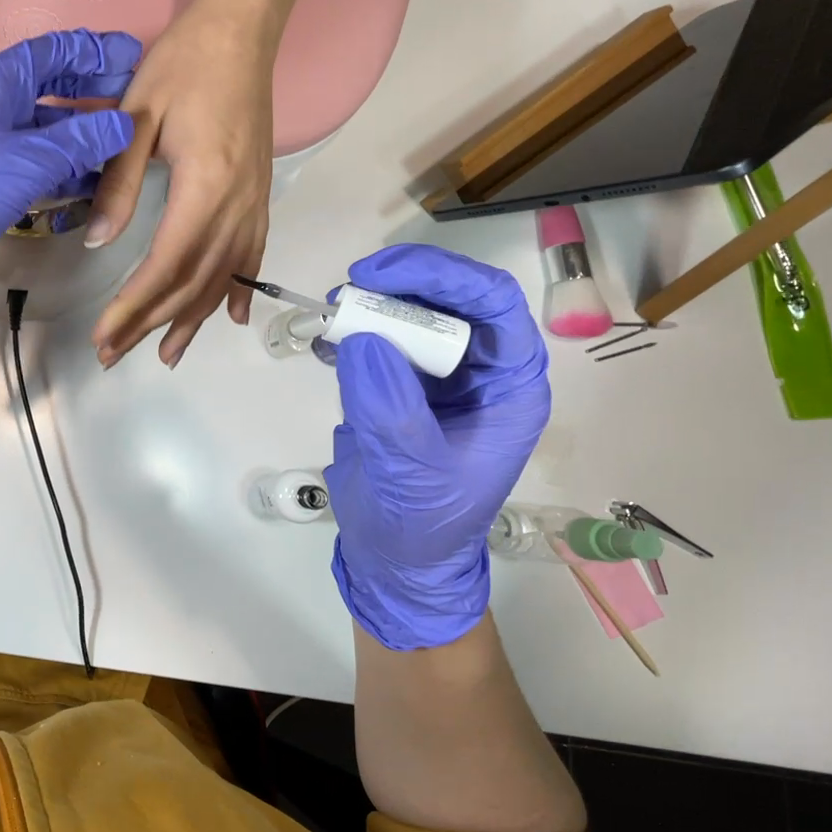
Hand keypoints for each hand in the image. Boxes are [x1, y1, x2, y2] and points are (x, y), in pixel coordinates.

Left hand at [0, 29, 141, 344]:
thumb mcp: (25, 165)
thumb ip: (78, 142)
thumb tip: (125, 122)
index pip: (53, 50)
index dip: (96, 52)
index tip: (135, 59)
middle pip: (46, 86)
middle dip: (90, 95)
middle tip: (133, 107)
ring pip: (35, 127)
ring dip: (74, 137)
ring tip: (118, 150)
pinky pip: (20, 157)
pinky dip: (50, 164)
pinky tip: (80, 183)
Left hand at [86, 3, 274, 368]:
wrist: (240, 29)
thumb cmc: (182, 65)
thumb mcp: (137, 117)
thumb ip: (117, 183)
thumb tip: (97, 242)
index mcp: (207, 186)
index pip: (166, 264)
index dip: (134, 306)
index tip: (103, 336)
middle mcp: (239, 204)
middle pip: (193, 281)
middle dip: (151, 323)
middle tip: (114, 355)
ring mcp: (255, 201)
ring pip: (223, 277)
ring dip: (191, 319)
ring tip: (166, 355)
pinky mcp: (260, 194)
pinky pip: (253, 254)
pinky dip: (238, 289)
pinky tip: (231, 318)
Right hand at [323, 245, 551, 650]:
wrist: (395, 556)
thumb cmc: (423, 520)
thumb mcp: (413, 470)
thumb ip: (390, 406)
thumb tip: (362, 337)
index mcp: (507, 388)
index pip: (492, 307)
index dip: (442, 277)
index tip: (378, 275)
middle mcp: (477, 374)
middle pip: (449, 303)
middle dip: (400, 287)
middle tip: (347, 291)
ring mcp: (434, 380)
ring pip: (410, 318)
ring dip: (371, 308)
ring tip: (330, 314)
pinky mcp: (395, 389)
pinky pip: (377, 344)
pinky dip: (349, 335)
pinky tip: (324, 343)